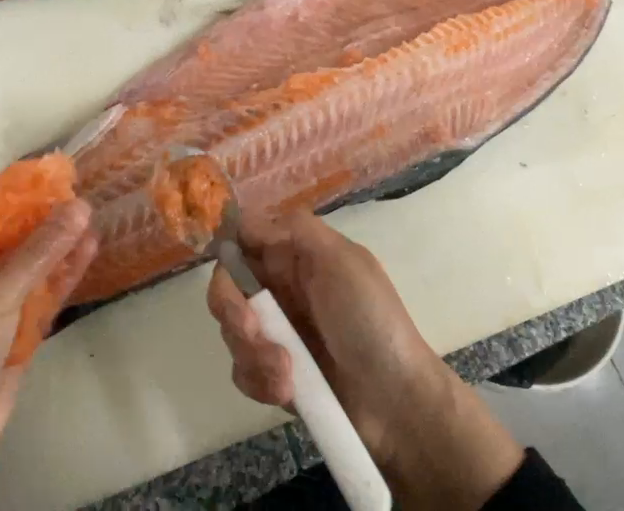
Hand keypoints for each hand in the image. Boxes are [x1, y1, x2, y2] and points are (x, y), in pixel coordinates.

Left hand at [0, 180, 97, 510]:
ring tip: (92, 220)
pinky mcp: (12, 334)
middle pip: (6, 232)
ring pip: (28, 264)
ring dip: (57, 245)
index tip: (43, 175)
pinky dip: (62, 276)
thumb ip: (39, 250)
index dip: (4, 186)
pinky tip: (89, 254)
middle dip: (40, 214)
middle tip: (78, 194)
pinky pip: (40, 295)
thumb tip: (80, 205)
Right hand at [206, 210, 522, 510]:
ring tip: (286, 373)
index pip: (245, 238)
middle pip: (227, 285)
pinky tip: (287, 391)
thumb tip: (246, 221)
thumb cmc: (372, 322)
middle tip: (253, 330)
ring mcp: (277, 332)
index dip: (231, 252)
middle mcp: (283, 288)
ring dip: (252, 352)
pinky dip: (259, 380)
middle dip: (232, 310)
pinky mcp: (274, 373)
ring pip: (232, 331)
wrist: (396, 402)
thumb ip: (296, 230)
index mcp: (298, 255)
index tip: (234, 275)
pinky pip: (242, 370)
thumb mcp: (343, 261)